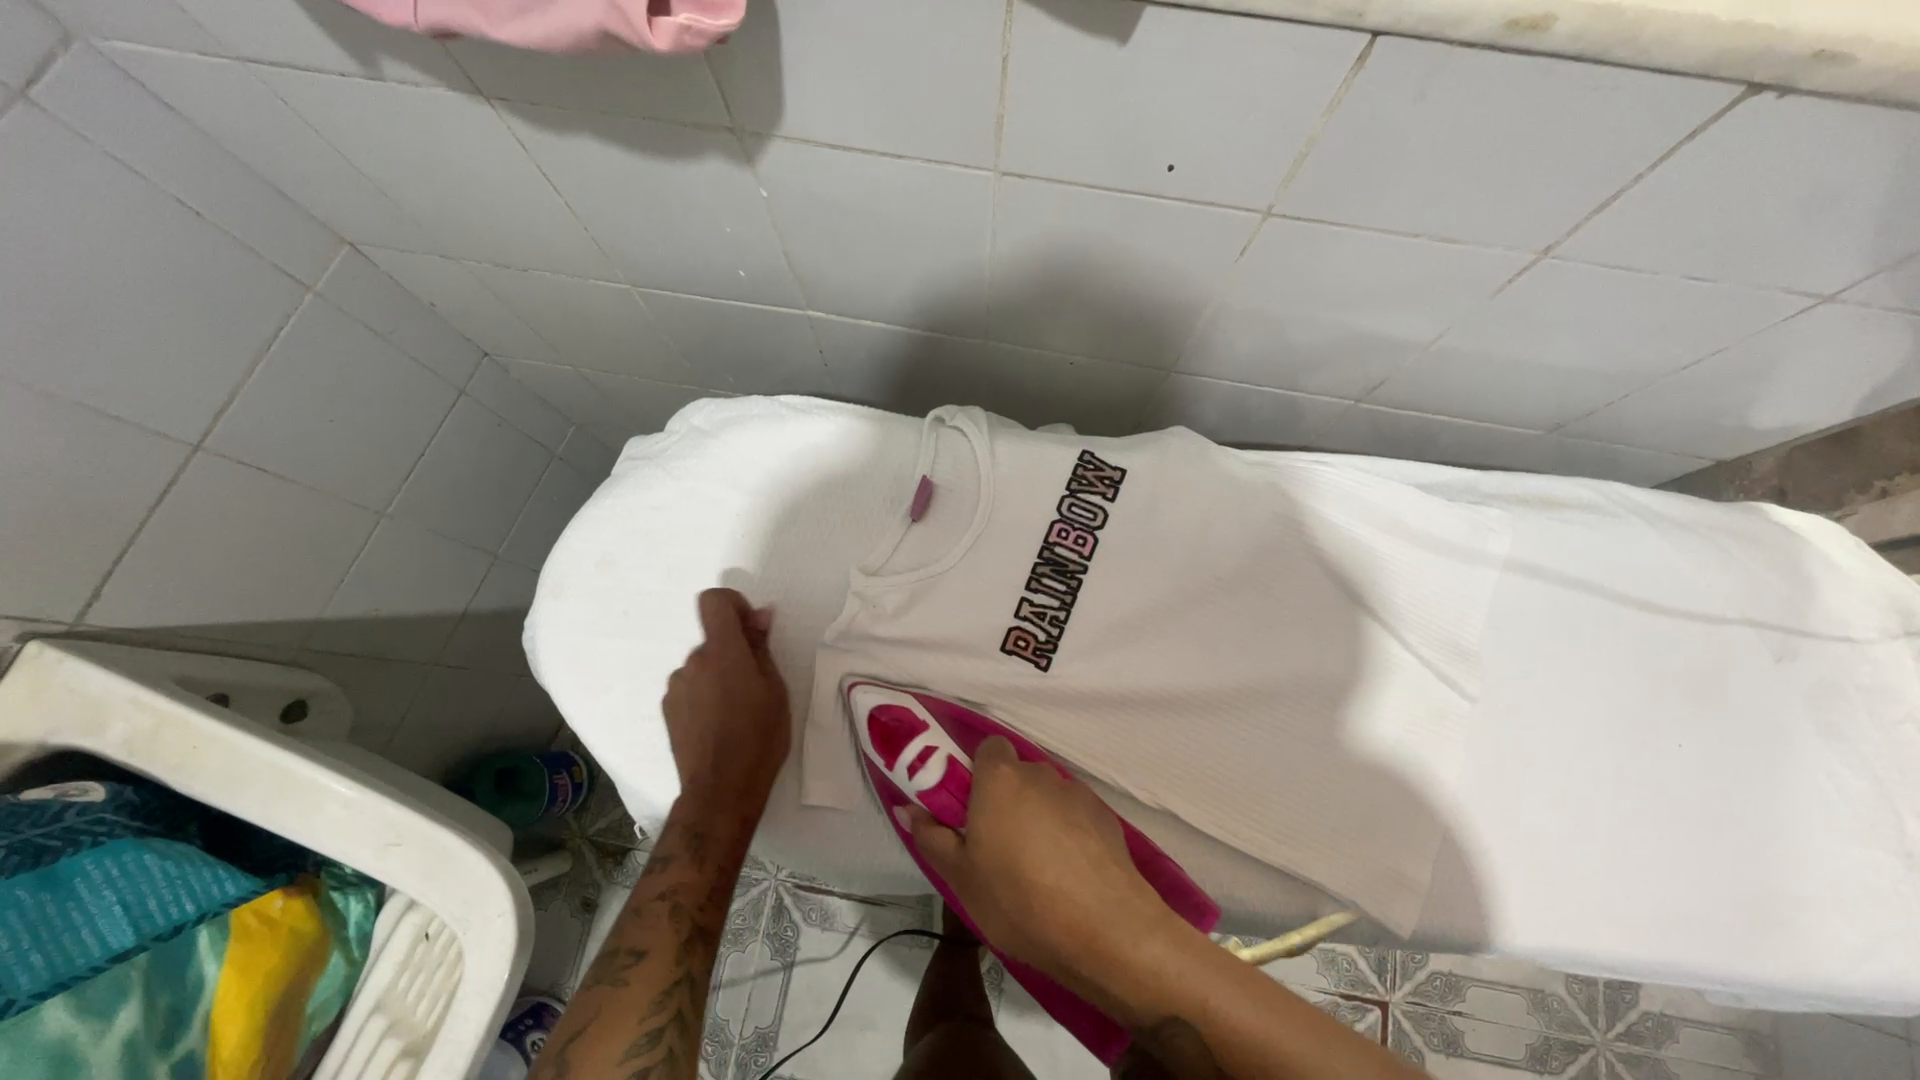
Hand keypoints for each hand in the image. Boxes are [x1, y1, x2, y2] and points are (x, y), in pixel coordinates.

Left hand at [661, 588, 790, 807]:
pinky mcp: (668, 710)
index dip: (733, 605)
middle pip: (712, 639)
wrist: (720, 789)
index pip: (713, 601)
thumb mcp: (775, 690)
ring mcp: (675, 687)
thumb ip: (761, 648)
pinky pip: (690, 688)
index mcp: (722, 652)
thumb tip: (758, 615)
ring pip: (702, 667)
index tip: (751, 629)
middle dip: (733, 652)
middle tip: (756, 686)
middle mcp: (692, 662)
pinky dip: (704, 696)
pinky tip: (718, 726)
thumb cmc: (759, 737)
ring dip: (718, 677)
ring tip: (737, 713)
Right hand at [904, 737, 1178, 989]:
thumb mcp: (961, 878)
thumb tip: (908, 808)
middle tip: (996, 845)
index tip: (969, 810)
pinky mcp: (1106, 818)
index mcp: (1000, 779)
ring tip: (1036, 867)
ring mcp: (1078, 794)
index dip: (977, 773)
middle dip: (1006, 800)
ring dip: (1038, 817)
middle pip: (1018, 774)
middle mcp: (1040, 774)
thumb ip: (932, 837)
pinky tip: (1067, 874)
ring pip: (1047, 796)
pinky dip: (1068, 833)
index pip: (988, 749)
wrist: (1105, 929)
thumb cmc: (1019, 900)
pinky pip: (1075, 815)